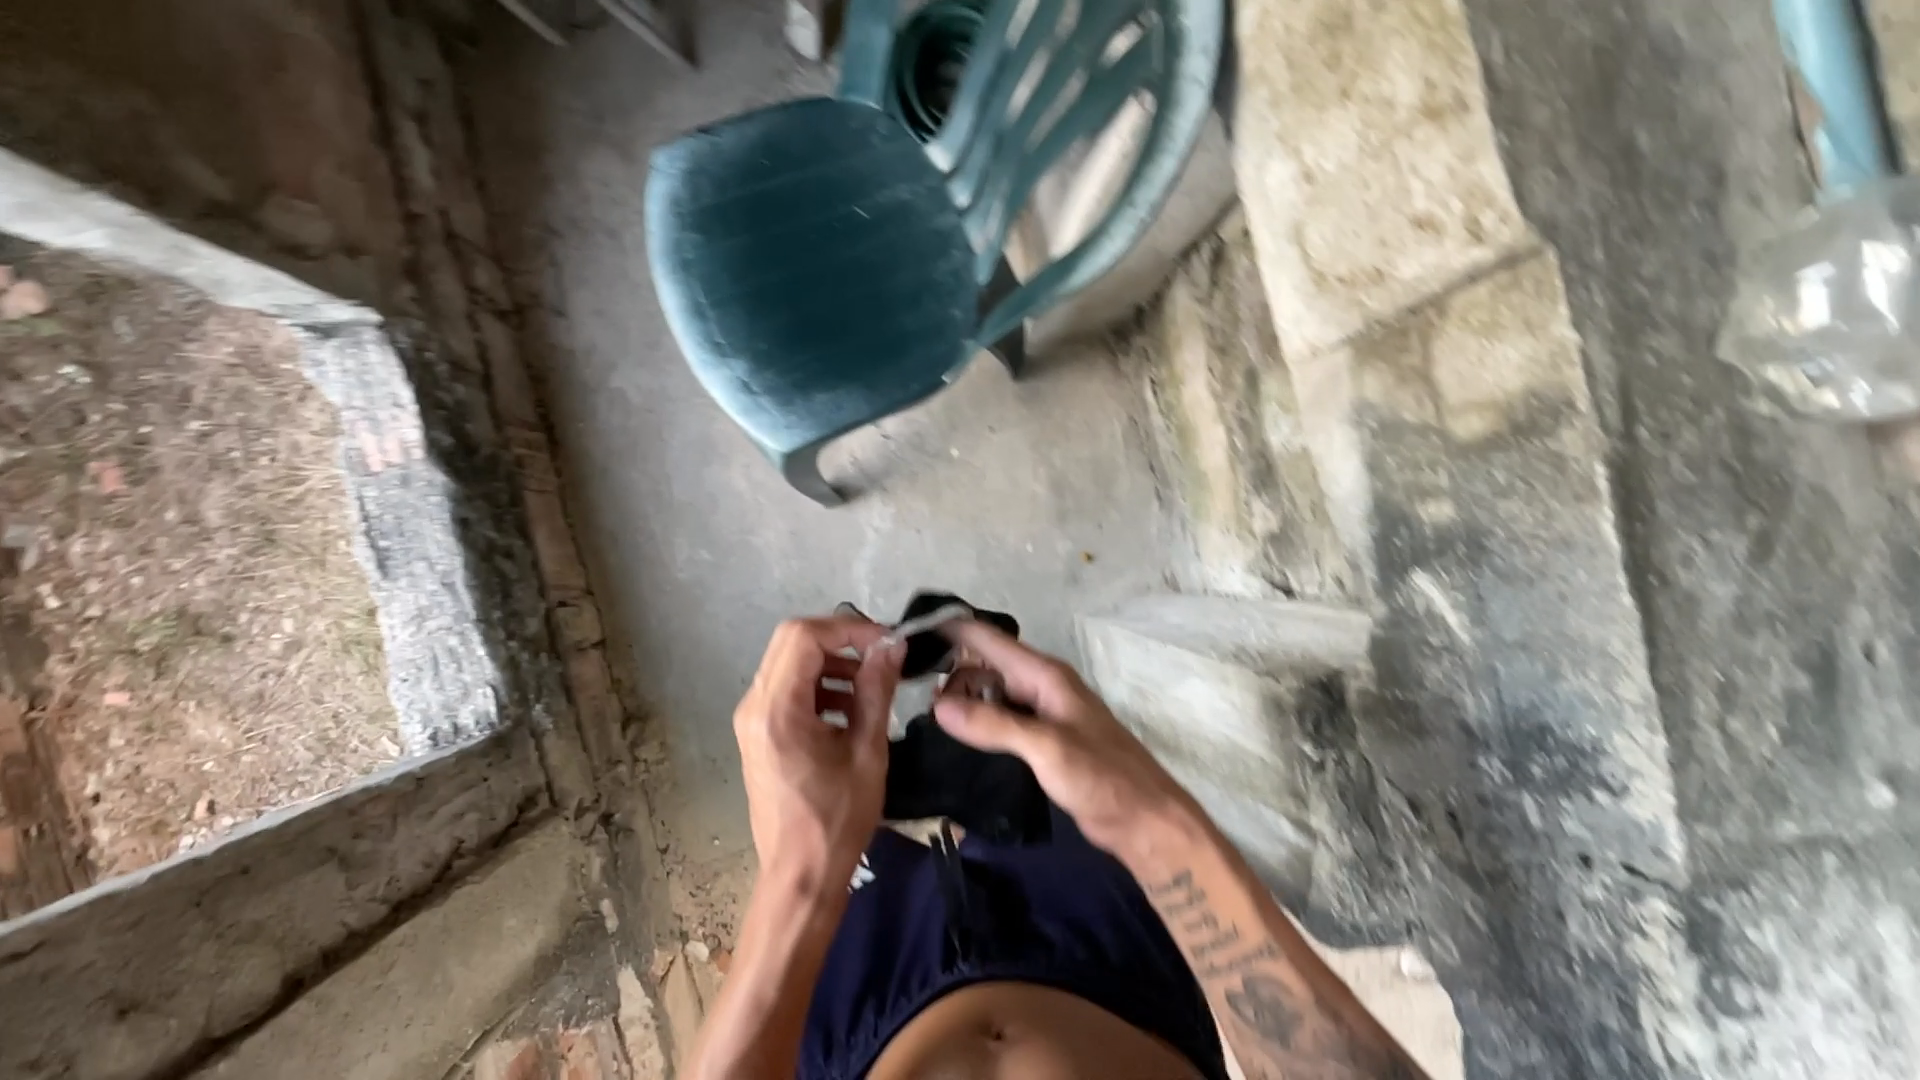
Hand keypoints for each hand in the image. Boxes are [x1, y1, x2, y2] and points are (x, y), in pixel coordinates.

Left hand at [734, 616, 902, 897]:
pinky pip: (786, 690)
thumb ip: (876, 690)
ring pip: (789, 664)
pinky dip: (818, 686)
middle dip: (839, 640)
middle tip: (880, 654)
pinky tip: (850, 709)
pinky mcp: (758, 733)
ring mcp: (751, 720)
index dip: (847, 629)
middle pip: (791, 642)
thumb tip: (891, 645)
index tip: (885, 642)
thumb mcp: (867, 751)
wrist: (800, 875)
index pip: (804, 637)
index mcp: (777, 710)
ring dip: (830, 663)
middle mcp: (754, 706)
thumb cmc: (837, 819)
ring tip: (871, 685)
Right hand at [932, 621, 1197, 864]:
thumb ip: (993, 725)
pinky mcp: (1038, 742)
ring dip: (960, 701)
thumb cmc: (1100, 776)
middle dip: (948, 672)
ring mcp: (1039, 714)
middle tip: (907, 695)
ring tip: (921, 719)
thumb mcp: (1045, 747)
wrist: (1142, 819)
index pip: (988, 638)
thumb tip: (937, 706)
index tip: (906, 631)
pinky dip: (975, 724)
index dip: (950, 629)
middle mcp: (1039, 686)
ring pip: (989, 694)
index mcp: (1044, 675)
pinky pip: (998, 721)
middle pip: (983, 665)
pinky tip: (951, 739)